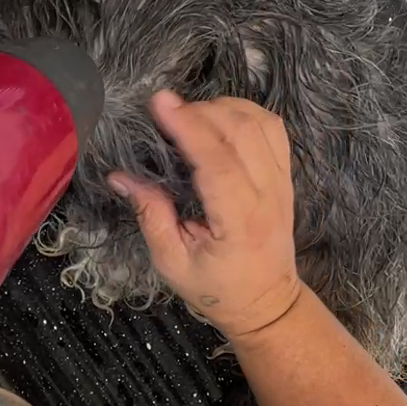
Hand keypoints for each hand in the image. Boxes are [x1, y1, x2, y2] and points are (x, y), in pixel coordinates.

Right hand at [108, 90, 304, 340]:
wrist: (266, 302)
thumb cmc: (217, 289)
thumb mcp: (173, 263)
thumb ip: (150, 216)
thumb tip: (121, 177)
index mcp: (240, 222)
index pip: (219, 163)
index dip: (190, 128)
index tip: (161, 103)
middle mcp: (268, 195)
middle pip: (242, 132)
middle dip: (200, 111)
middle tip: (167, 114)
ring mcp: (283, 182)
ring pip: (260, 123)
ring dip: (223, 108)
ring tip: (191, 118)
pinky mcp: (286, 175)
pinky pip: (272, 128)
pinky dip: (245, 113)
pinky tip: (219, 120)